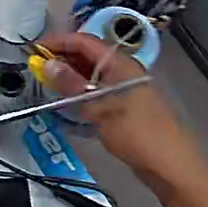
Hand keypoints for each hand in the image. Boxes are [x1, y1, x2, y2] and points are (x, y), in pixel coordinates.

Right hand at [36, 32, 207, 200]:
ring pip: (93, 72)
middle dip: (62, 57)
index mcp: (120, 63)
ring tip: (49, 82)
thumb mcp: (99, 107)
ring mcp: (125, 88)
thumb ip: (72, 84)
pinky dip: (81, 90)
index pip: (84, 41)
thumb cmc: (138, 133)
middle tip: (39, 66)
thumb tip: (48, 64)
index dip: (59, 41)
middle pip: (88, 54)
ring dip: (70, 74)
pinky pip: (98, 89)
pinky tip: (69, 100)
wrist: (171, 165)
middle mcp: (124, 70)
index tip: (36, 47)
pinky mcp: (125, 105)